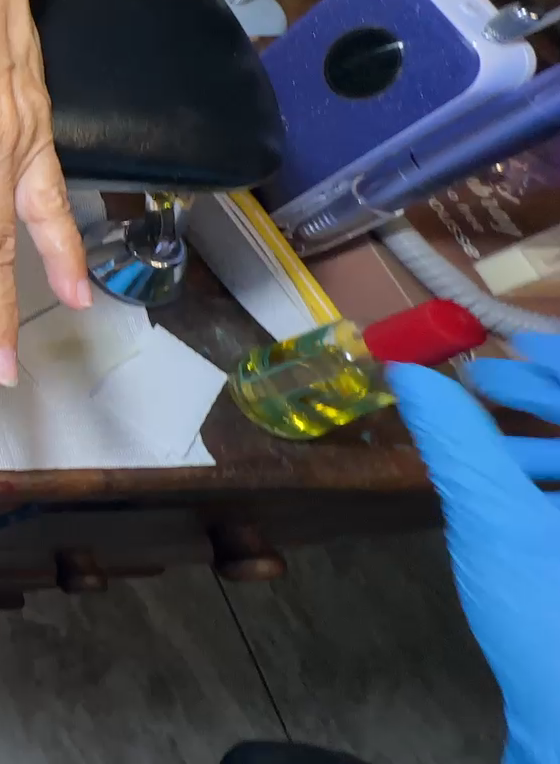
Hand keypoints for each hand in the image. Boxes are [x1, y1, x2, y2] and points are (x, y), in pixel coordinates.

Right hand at [388, 338, 559, 760]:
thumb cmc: (551, 617)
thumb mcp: (496, 521)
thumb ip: (455, 438)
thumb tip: (407, 372)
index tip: (512, 336)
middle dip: (556, 389)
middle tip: (484, 371)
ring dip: (557, 429)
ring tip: (485, 426)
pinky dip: (557, 471)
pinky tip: (514, 478)